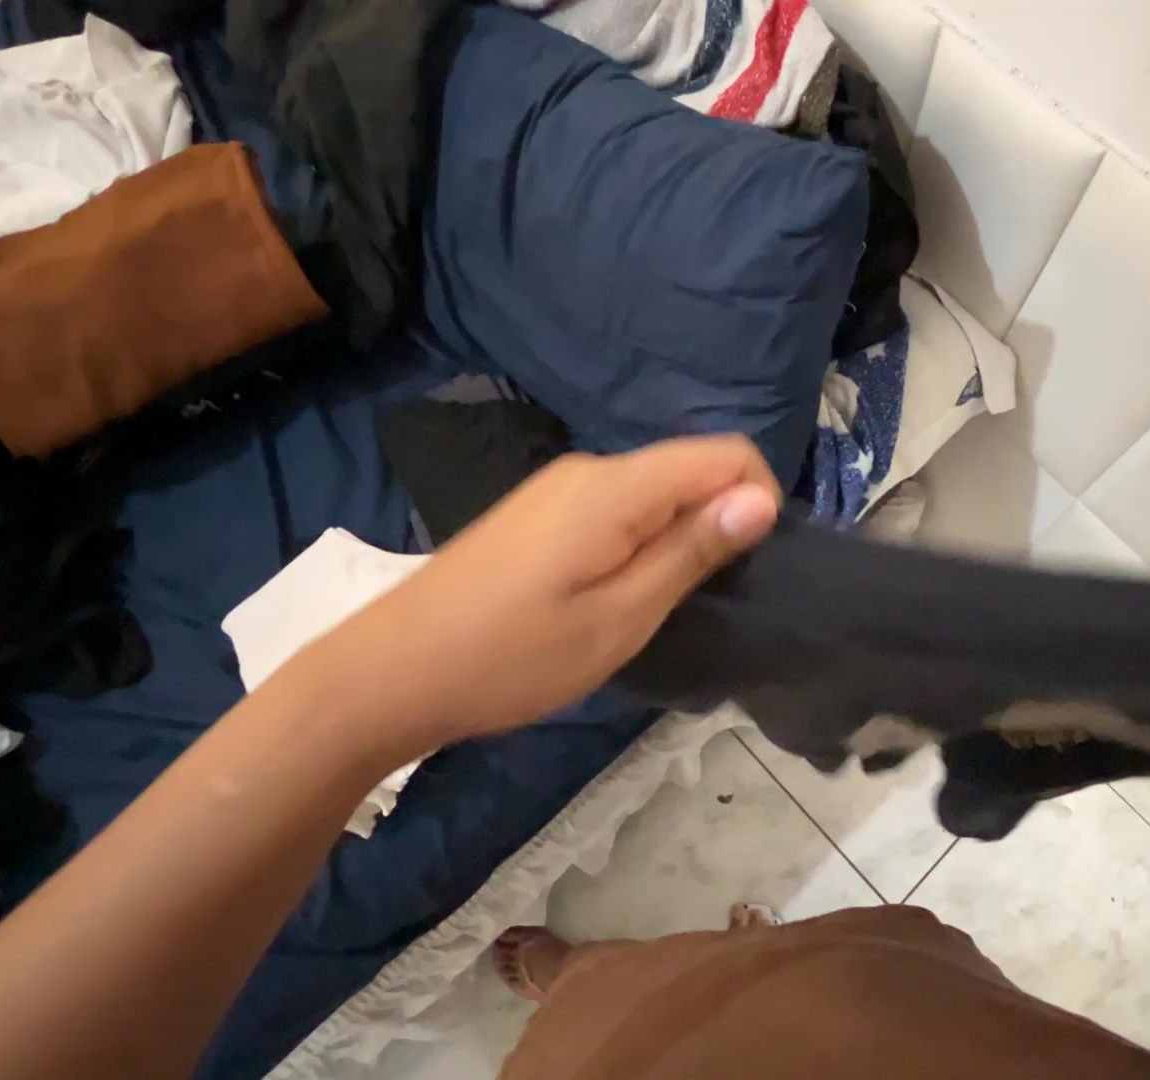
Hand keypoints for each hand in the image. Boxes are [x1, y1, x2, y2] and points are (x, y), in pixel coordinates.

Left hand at [291, 435, 778, 755]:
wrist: (390, 673)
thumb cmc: (514, 656)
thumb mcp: (621, 615)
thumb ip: (692, 549)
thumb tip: (760, 499)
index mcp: (616, 486)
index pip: (726, 453)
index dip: (758, 496)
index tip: (749, 563)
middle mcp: (590, 469)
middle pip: (689, 469)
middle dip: (717, 522)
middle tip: (700, 599)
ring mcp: (559, 488)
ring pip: (654, 491)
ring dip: (678, 536)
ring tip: (656, 604)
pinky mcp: (540, 512)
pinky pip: (618, 508)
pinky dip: (641, 541)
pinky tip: (615, 593)